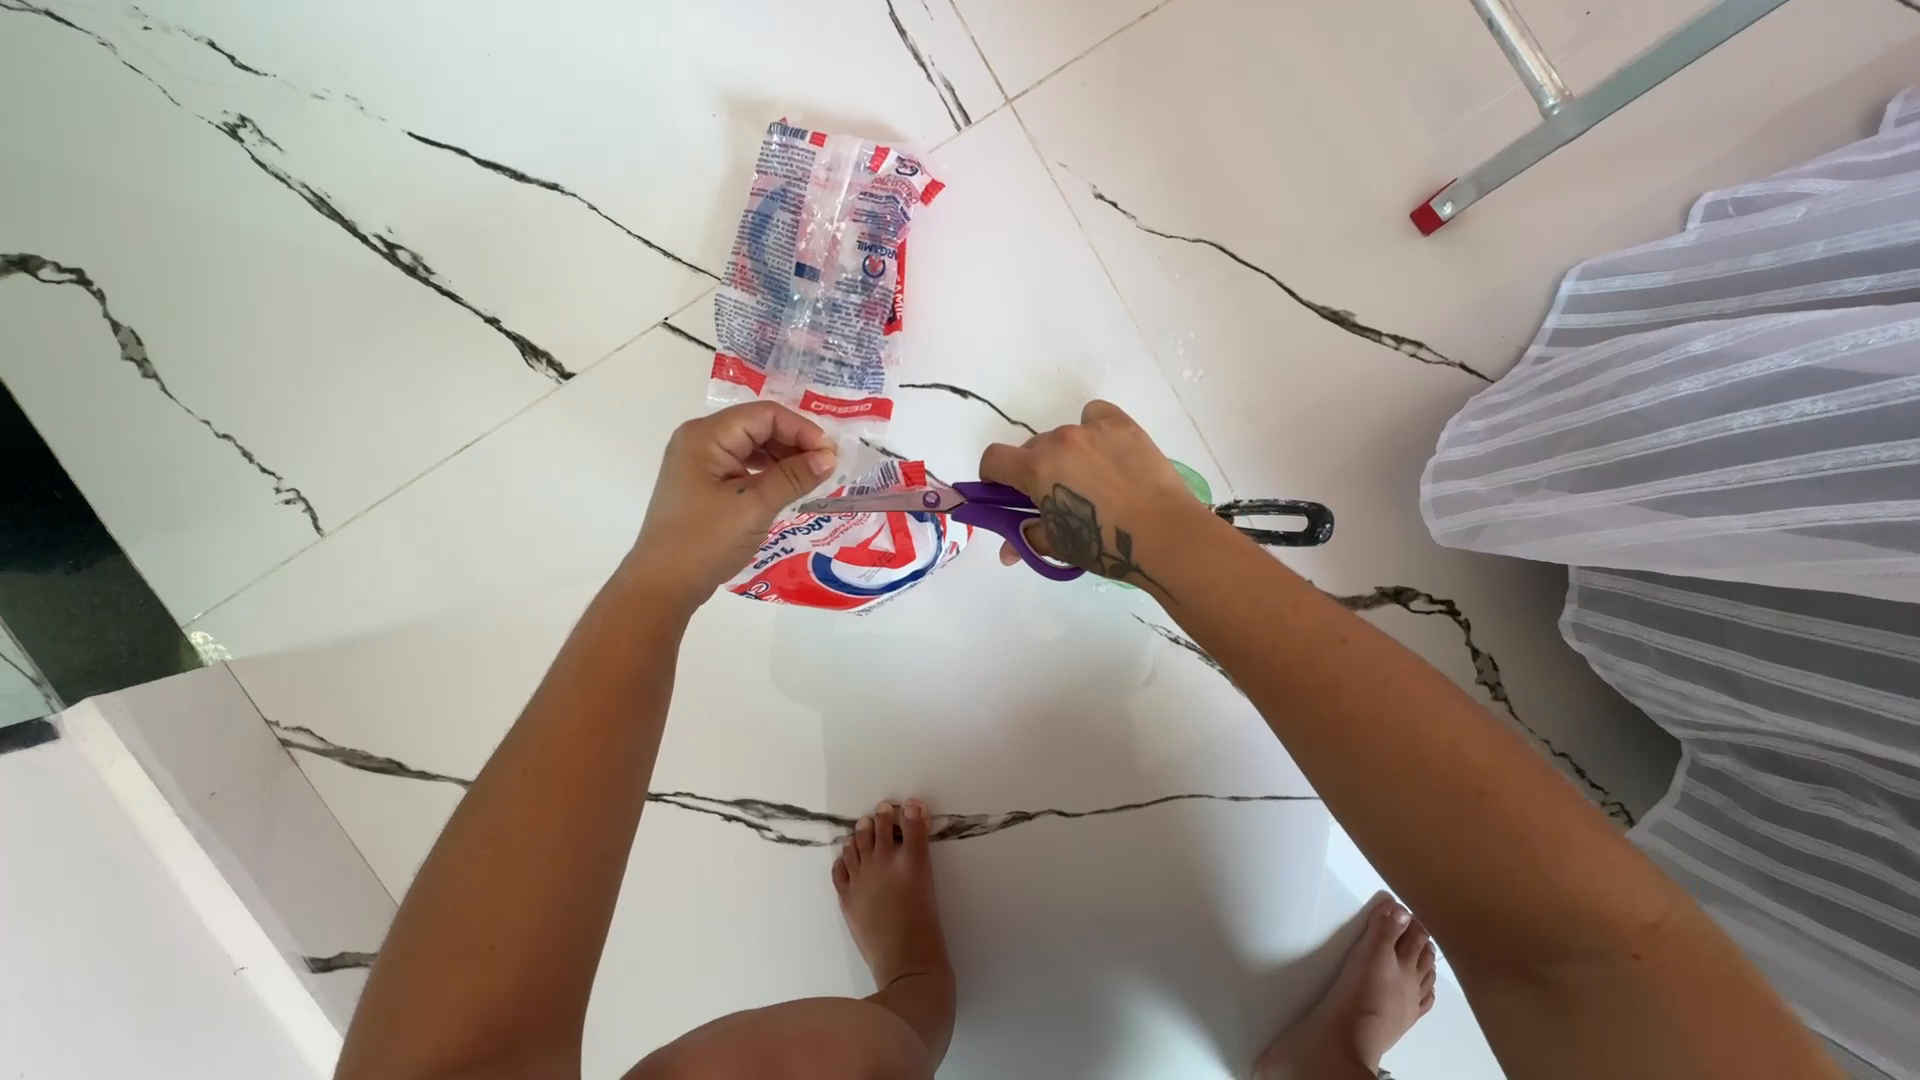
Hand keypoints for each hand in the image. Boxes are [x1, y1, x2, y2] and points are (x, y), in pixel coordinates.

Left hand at [627, 402, 836, 611]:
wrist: (664, 583)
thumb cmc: (706, 541)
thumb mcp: (755, 507)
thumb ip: (793, 477)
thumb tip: (829, 457)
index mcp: (706, 436)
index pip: (764, 415)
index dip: (801, 429)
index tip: (830, 455)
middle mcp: (700, 439)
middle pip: (758, 425)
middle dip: (794, 442)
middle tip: (826, 467)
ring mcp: (700, 460)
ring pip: (752, 444)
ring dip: (784, 457)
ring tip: (811, 478)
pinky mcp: (704, 481)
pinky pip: (743, 464)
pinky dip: (768, 471)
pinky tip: (788, 487)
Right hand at [978, 401, 1214, 588]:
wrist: (1163, 533)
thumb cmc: (1104, 544)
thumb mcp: (1059, 545)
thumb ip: (1026, 538)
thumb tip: (1006, 552)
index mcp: (1036, 469)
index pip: (994, 458)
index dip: (992, 475)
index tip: (1003, 491)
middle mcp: (1059, 441)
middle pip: (1031, 449)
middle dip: (1035, 471)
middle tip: (1057, 496)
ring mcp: (1091, 429)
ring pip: (1063, 436)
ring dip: (1066, 455)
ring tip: (1093, 481)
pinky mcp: (1121, 425)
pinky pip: (1094, 415)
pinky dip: (1093, 429)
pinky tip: (1107, 452)